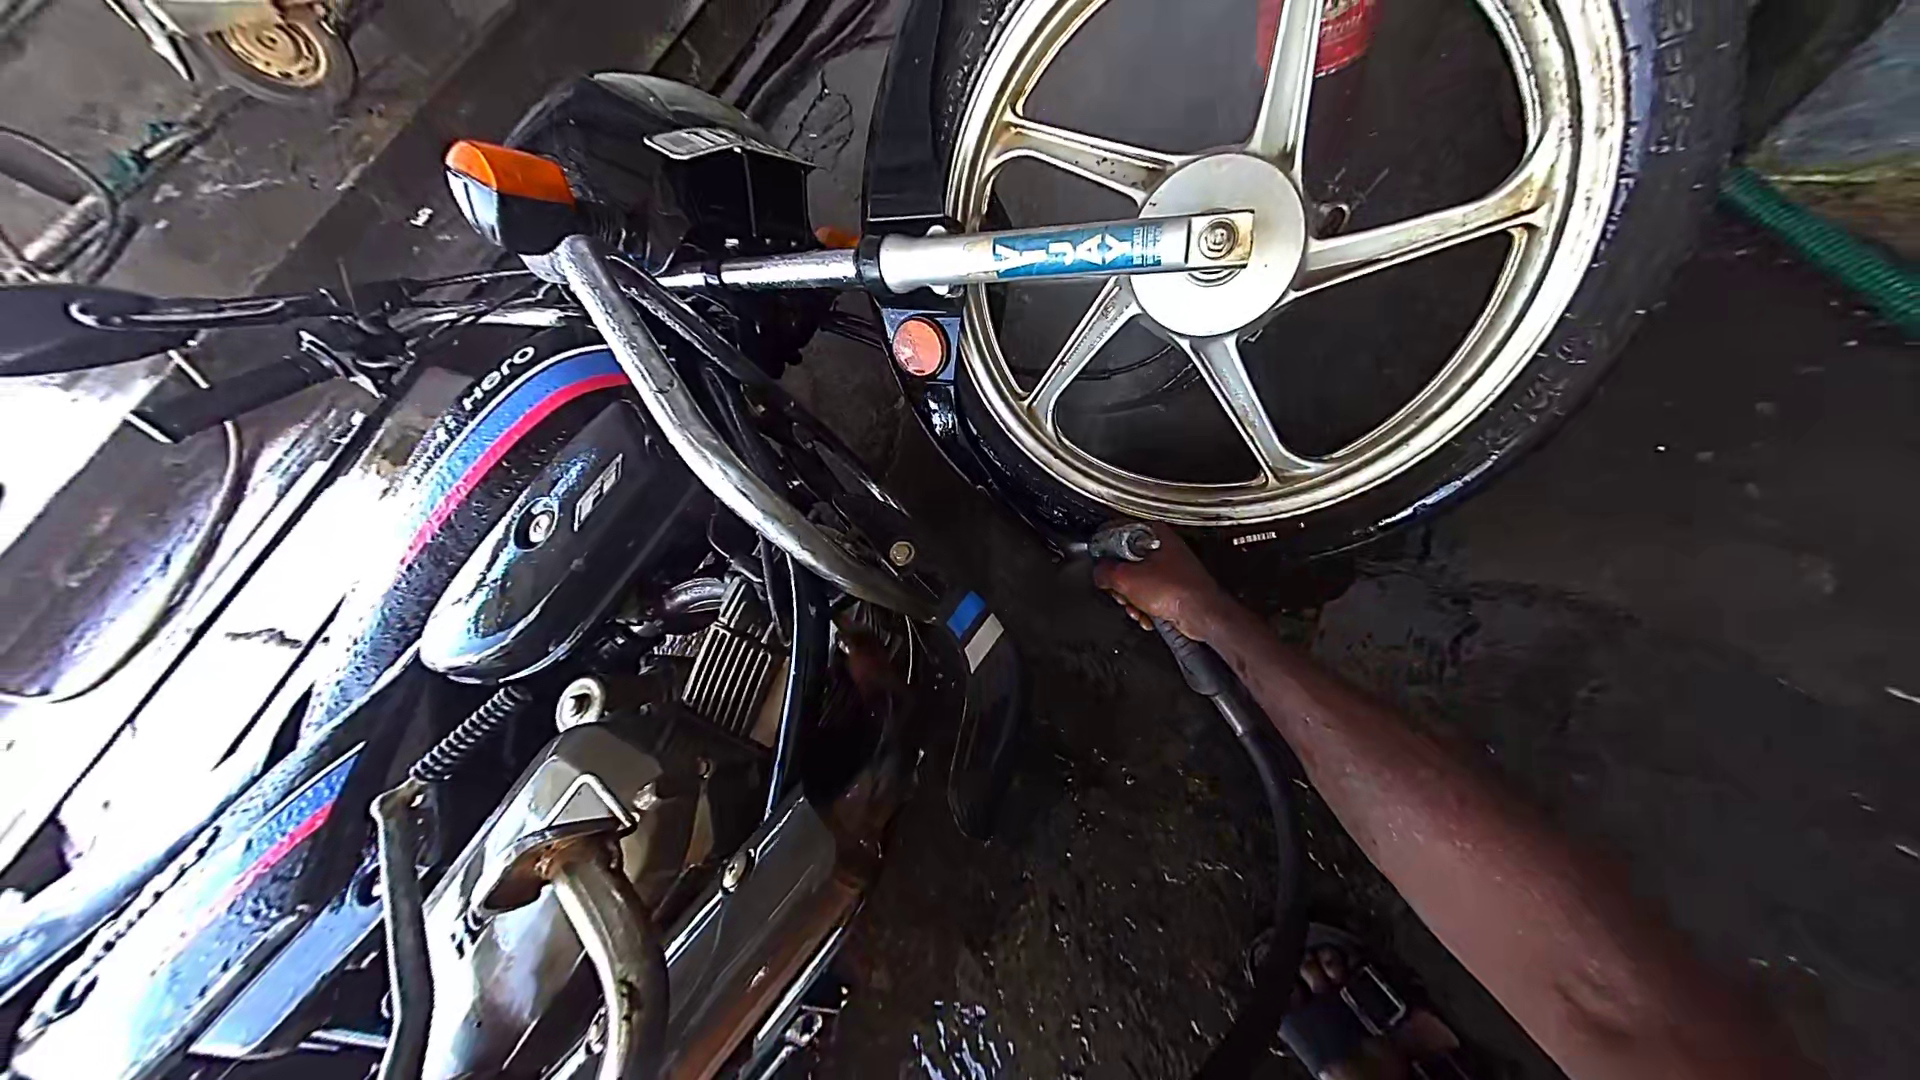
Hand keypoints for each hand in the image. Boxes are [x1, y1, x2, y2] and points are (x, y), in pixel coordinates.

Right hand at [1091, 524, 1242, 641]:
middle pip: (1125, 562)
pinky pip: (1148, 595)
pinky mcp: (1172, 587)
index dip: (1105, 551)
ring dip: (1131, 599)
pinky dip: (1144, 607)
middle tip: (1120, 592)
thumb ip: (1105, 572)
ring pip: (1136, 581)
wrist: (1203, 615)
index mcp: (1153, 535)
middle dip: (1120, 584)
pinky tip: (1147, 615)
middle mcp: (1163, 548)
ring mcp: (1169, 568)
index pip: (1118, 534)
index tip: (1100, 563)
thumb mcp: (1126, 578)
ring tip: (1137, 607)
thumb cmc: (1178, 591)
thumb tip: (1099, 573)